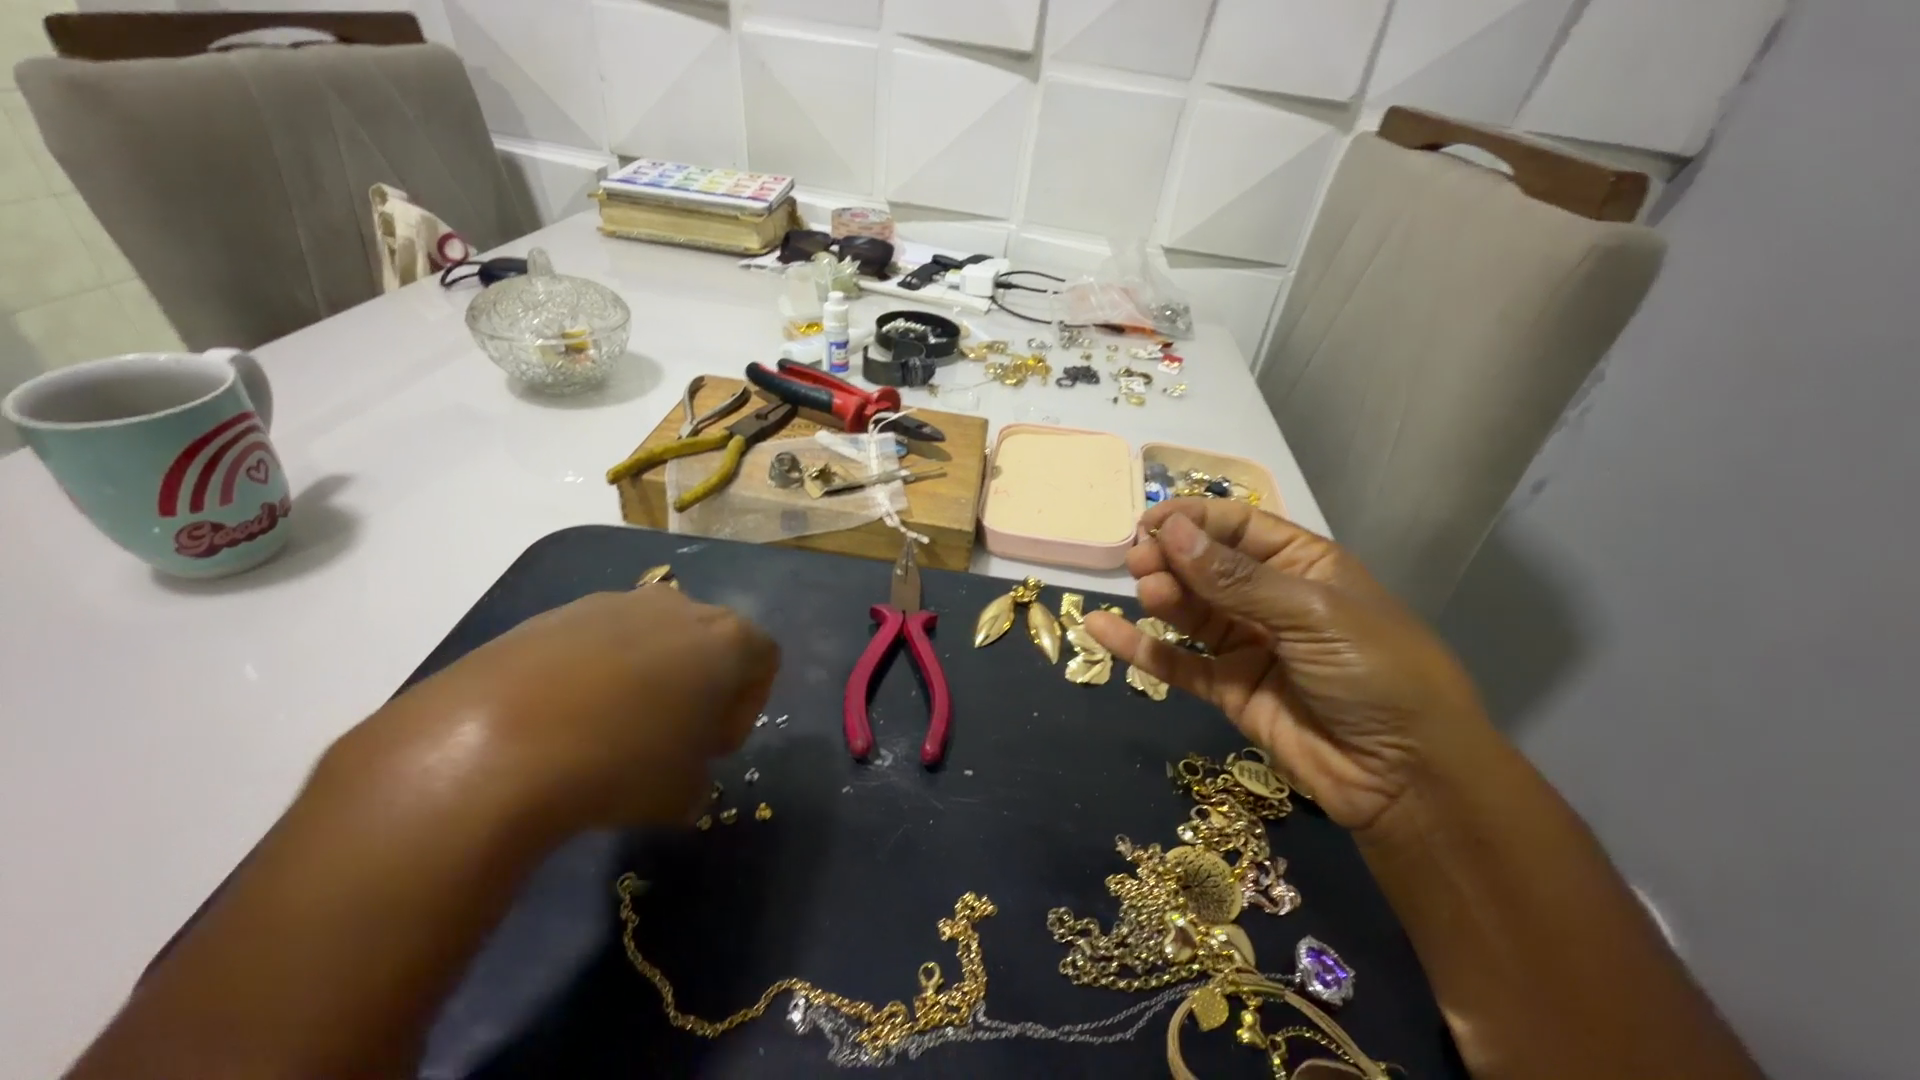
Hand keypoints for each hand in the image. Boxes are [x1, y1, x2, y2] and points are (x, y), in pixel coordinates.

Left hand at [339, 585, 778, 831]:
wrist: (496, 744)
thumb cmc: (620, 767)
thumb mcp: (685, 795)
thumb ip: (701, 774)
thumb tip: (680, 769)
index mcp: (726, 640)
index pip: (765, 660)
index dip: (746, 708)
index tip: (711, 749)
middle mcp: (677, 606)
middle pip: (709, 640)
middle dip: (700, 686)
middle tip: (670, 739)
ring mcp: (613, 602)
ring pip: (651, 636)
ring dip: (647, 676)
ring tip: (611, 730)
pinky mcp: (556, 613)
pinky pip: (597, 641)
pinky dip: (596, 673)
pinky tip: (565, 719)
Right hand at [1083, 500, 1489, 829]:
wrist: (1407, 776)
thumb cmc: (1376, 673)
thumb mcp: (1312, 614)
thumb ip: (1236, 579)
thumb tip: (1171, 531)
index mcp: (1304, 565)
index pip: (1239, 527)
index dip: (1194, 520)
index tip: (1149, 523)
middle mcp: (1272, 599)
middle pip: (1207, 567)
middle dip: (1173, 558)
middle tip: (1141, 562)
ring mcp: (1248, 646)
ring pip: (1190, 611)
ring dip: (1162, 596)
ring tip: (1145, 591)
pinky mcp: (1229, 691)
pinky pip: (1178, 663)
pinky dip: (1141, 648)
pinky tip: (1102, 630)